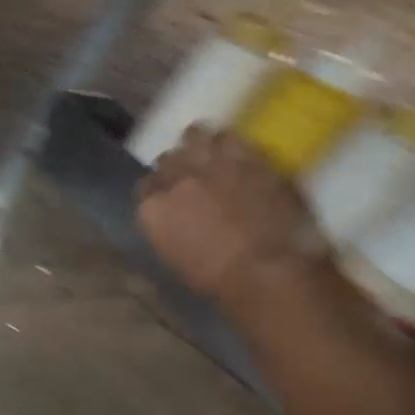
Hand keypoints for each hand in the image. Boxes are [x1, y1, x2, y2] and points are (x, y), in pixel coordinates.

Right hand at [136, 126, 326, 312]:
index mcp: (152, 210)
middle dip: (176, 166)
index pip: (145, 187)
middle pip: (168, 158)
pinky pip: (232, 137)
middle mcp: (176, 180)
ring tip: (210, 153)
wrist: (268, 269)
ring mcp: (214, 164)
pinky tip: (237, 152)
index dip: (157, 191)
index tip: (166, 197)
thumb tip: (173, 220)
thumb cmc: (218, 279)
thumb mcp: (176, 258)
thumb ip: (168, 229)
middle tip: (189, 176)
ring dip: (199, 144)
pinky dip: (230, 143)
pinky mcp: (250, 156)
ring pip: (194, 135)